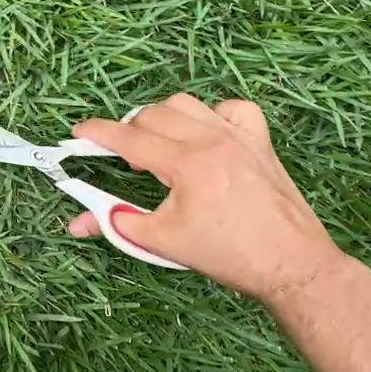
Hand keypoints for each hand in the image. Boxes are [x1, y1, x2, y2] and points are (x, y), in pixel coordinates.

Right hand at [69, 94, 347, 303]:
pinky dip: (212, 115)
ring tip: (159, 144)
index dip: (96, 133)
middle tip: (124, 156)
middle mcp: (212, 141)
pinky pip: (233, 109)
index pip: (128, 138)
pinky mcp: (261, 143)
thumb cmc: (227, 256)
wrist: (294, 267)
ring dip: (163, 118)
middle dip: (128, 130)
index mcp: (186, 164)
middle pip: (151, 115)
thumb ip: (114, 223)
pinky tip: (205, 135)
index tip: (77, 135)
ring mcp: (239, 138)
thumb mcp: (161, 241)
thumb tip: (75, 224)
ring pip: (185, 104)